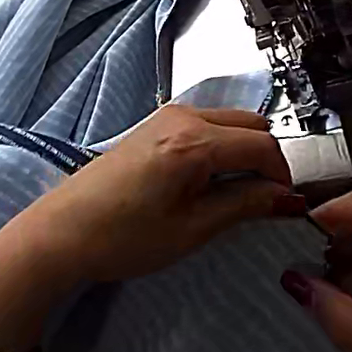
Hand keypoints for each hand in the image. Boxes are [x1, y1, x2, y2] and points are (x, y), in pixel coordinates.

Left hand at [0, 104, 301, 351]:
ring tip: (236, 193)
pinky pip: (204, 123)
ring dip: (243, 149)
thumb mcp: (192, 228)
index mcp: (192, 141)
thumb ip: (244, 205)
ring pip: (228, 120)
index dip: (284, 175)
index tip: (286, 205)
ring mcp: (164, 117)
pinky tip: (209, 179)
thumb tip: (287, 198)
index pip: (263, 145)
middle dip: (267, 158)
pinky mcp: (152, 125)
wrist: (64, 229)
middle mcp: (180, 118)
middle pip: (250, 123)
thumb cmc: (123, 235)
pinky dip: (220, 143)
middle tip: (264, 200)